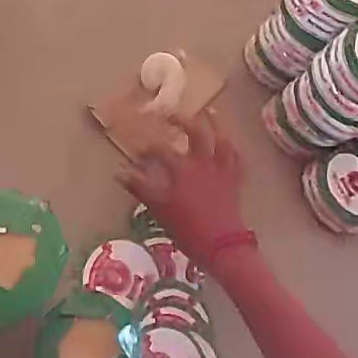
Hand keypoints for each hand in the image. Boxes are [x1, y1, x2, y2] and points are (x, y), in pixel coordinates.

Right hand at [117, 110, 246, 265]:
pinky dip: (232, 148)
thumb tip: (121, 173)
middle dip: (181, 119)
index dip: (147, 147)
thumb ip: (141, 188)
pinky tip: (229, 142)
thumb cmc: (187, 229)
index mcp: (182, 168)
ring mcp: (222, 169)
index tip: (137, 149)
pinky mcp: (235, 180)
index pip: (160, 149)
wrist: (222, 246)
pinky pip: (236, 158)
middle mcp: (203, 162)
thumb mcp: (159, 209)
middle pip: (195, 132)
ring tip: (209, 111)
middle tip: (170, 113)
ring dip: (215, 124)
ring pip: (221, 139)